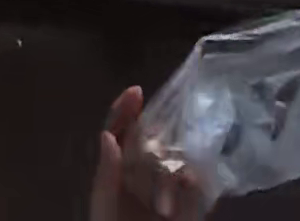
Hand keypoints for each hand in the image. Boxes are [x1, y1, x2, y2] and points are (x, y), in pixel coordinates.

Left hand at [91, 86, 205, 220]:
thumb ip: (107, 175)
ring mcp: (165, 194)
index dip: (126, 109)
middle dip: (157, 130)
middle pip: (149, 141)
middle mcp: (141, 177)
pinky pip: (195, 190)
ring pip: (173, 160)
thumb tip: (108, 136)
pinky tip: (189, 180)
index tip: (137, 91)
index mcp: (117, 172)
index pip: (120, 132)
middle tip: (164, 129)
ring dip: (174, 157)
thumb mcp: (105, 209)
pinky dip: (194, 181)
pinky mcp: (187, 212)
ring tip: (174, 165)